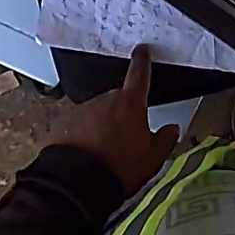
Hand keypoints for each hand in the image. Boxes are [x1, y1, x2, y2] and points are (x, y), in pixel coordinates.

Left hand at [49, 46, 180, 195]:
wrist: (75, 185)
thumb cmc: (119, 168)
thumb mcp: (152, 158)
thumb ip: (164, 140)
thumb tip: (172, 129)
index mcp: (130, 104)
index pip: (139, 75)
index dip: (142, 61)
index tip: (143, 50)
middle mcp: (104, 101)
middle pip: (117, 100)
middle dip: (121, 113)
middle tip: (125, 137)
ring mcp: (80, 111)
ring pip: (96, 113)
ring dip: (101, 125)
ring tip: (104, 151)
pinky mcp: (61, 124)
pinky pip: (77, 126)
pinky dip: (82, 135)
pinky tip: (86, 154)